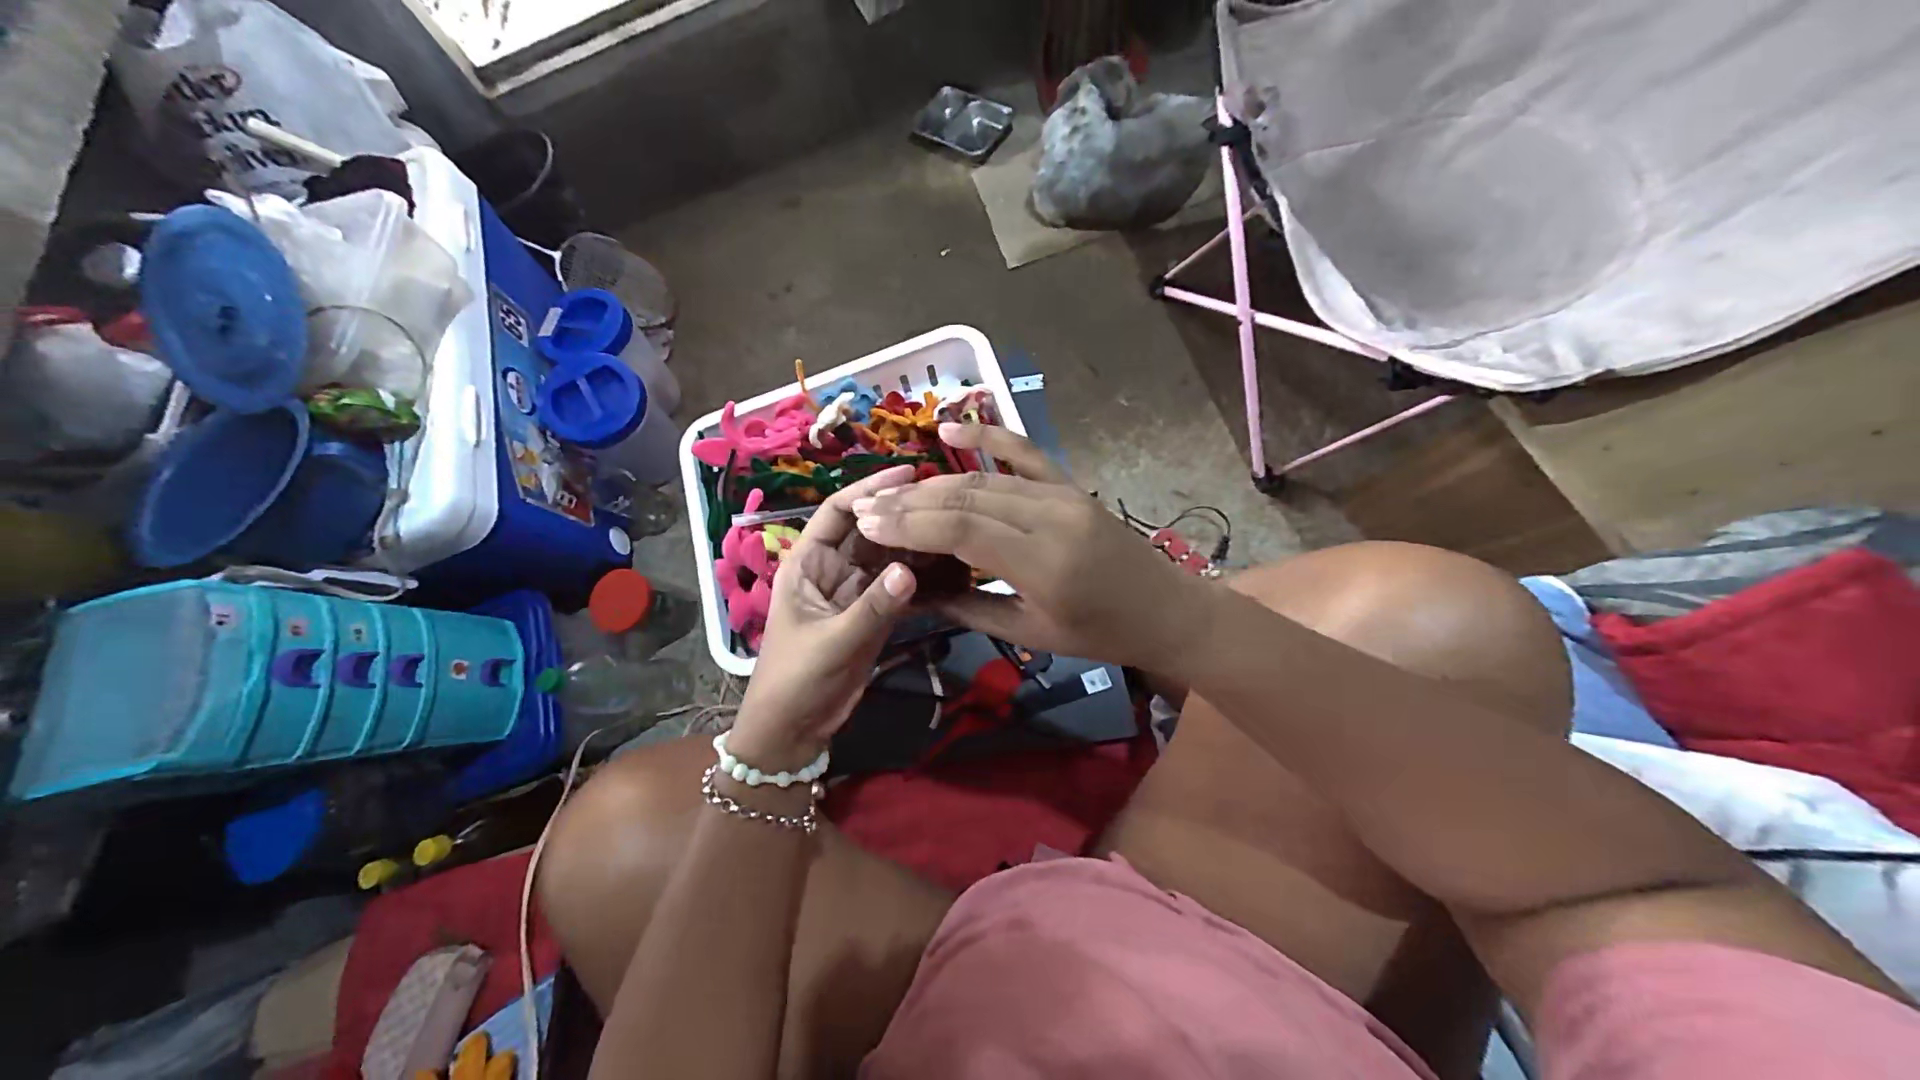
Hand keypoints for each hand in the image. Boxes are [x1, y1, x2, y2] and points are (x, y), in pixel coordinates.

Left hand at [729, 465, 919, 770]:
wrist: (794, 729)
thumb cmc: (796, 680)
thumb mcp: (832, 642)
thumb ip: (873, 607)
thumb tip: (911, 568)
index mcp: (807, 563)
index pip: (836, 513)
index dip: (867, 490)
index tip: (906, 473)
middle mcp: (832, 569)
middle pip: (868, 530)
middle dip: (899, 512)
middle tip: (943, 496)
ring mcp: (854, 592)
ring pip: (887, 556)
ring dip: (914, 542)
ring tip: (952, 524)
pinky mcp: (871, 614)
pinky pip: (898, 586)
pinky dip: (919, 576)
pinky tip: (949, 565)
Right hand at [848, 424, 1208, 670]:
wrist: (1165, 610)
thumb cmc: (1100, 635)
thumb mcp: (1030, 635)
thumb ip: (970, 609)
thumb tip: (915, 589)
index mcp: (1042, 564)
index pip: (959, 529)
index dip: (908, 523)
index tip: (867, 522)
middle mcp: (1050, 518)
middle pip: (964, 497)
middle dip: (909, 502)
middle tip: (865, 507)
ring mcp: (1062, 495)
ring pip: (983, 478)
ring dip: (932, 482)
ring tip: (890, 491)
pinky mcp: (1070, 485)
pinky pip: (1024, 452)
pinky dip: (986, 435)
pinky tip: (949, 427)